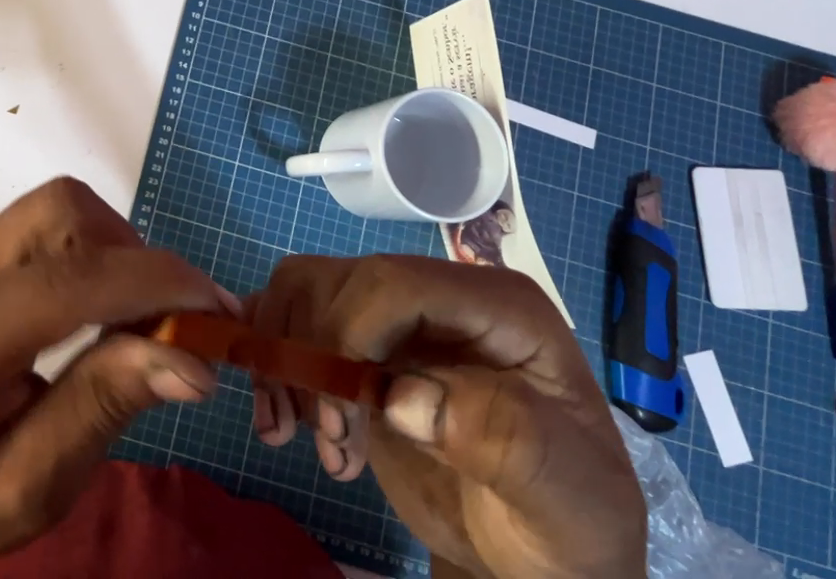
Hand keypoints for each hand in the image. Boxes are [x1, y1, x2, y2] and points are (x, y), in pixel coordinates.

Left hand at [0, 178, 234, 578]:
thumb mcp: (30, 488)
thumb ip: (100, 410)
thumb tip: (191, 359)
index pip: (68, 282)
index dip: (151, 283)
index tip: (217, 310)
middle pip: (60, 213)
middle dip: (131, 252)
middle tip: (169, 320)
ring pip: (58, 206)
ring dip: (116, 246)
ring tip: (140, 315)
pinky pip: (48, 224)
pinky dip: (96, 248)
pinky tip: (106, 306)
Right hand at [250, 255, 642, 578]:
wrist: (530, 552)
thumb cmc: (560, 523)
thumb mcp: (564, 499)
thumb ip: (503, 440)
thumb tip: (401, 397)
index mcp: (498, 307)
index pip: (395, 282)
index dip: (348, 333)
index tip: (341, 417)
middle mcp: (439, 295)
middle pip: (337, 283)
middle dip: (311, 360)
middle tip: (327, 442)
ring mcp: (394, 317)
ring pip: (301, 292)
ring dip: (282, 363)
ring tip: (298, 438)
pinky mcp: (356, 343)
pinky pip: (289, 319)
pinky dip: (270, 364)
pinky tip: (281, 423)